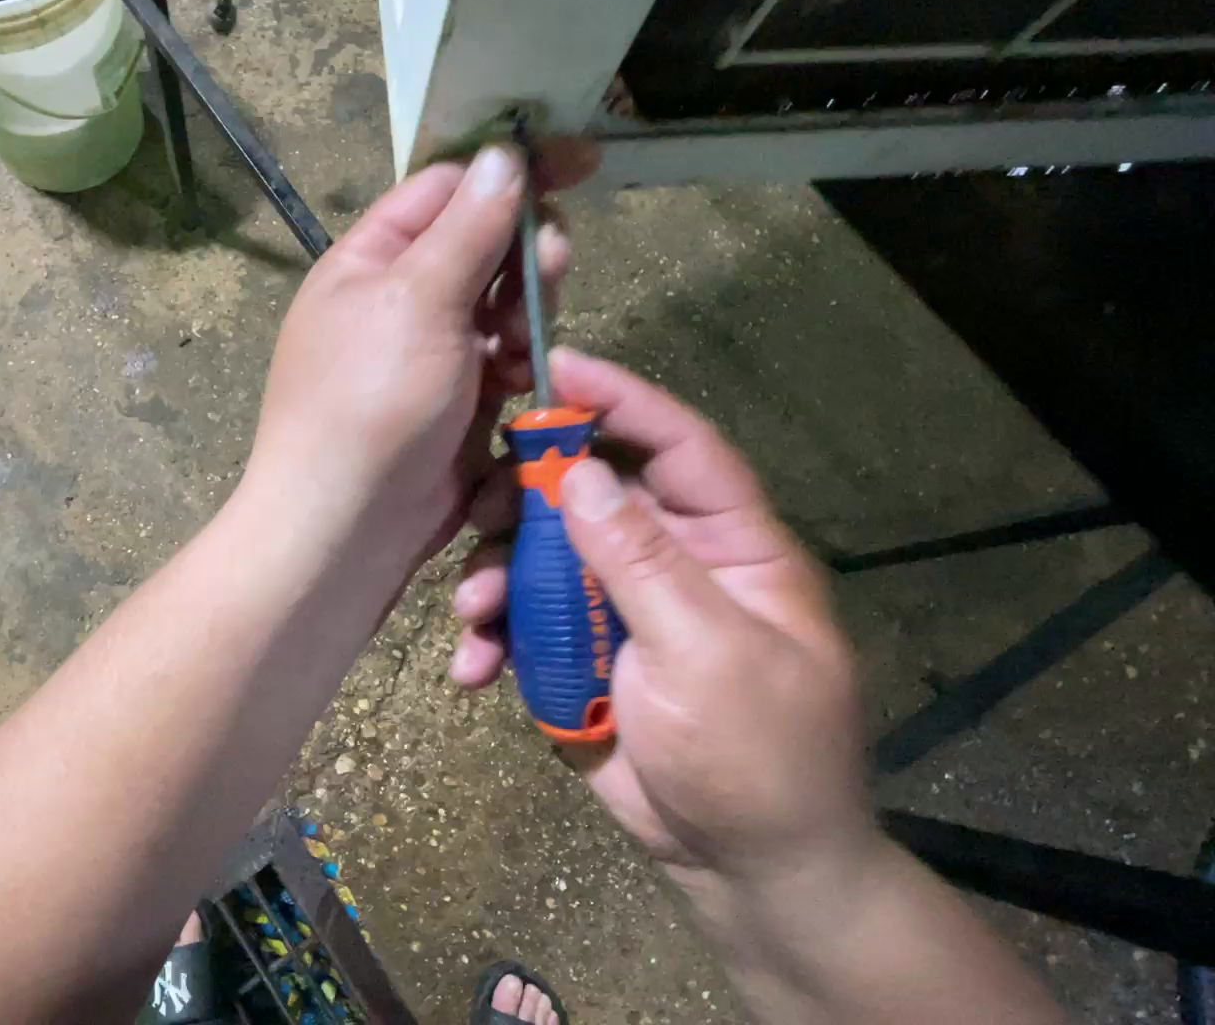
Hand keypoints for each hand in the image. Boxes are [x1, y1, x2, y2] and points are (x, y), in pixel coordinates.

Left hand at [242, 142, 598, 575]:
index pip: (445, 187)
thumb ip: (467, 228)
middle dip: (524, 251)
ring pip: (500, 303)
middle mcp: (395, 299)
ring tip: (525, 342)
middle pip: (481, 244)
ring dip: (526, 311)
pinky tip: (523, 378)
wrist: (348, 524)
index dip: (509, 169)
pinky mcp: (454, 400)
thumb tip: (502, 154)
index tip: (580, 161)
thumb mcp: (417, 301)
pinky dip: (520, 360)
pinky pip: (502, 359)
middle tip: (548, 272)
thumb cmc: (370, 402)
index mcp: (368, 260)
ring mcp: (426, 353)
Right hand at [451, 351, 876, 883]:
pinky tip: (472, 669)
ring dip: (492, 576)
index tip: (556, 368)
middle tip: (476, 507)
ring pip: (534, 556)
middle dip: (523, 496)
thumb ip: (641, 560)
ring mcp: (610, 606)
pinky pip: (516, 622)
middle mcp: (664, 560)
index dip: (621, 399)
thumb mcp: (707, 651)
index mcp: (725, 545)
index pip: (678, 446)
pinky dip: (488, 639)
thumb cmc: (757, 754)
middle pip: (583, 493)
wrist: (738, 863)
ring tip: (472, 613)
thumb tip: (580, 471)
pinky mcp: (569, 649)